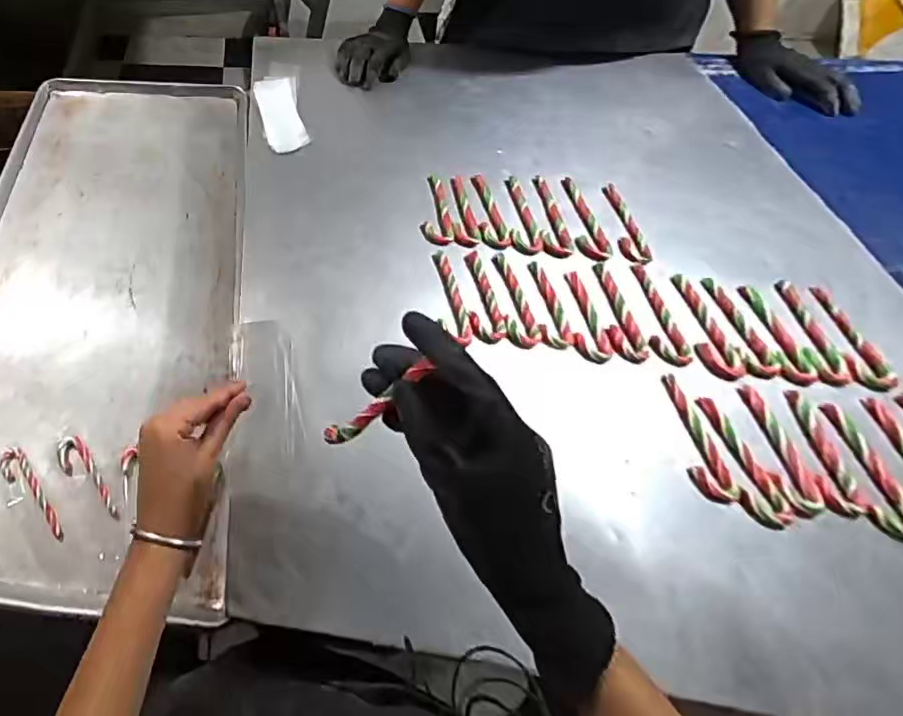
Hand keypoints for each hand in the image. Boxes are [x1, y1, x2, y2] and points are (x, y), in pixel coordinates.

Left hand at [135, 382, 250, 542]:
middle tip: (242, 394)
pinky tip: (210, 419)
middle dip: (215, 400)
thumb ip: (224, 423)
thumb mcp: (208, 457)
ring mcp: (149, 432)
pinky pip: (175, 423)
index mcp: (165, 424)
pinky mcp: (151, 442)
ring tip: (231, 403)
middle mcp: (153, 422)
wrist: (163, 533)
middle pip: (190, 405)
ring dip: (205, 410)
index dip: (224, 394)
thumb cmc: (188, 498)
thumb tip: (242, 398)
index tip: (244, 384)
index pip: (200, 403)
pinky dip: (193, 421)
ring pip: (183, 413)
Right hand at [333, 7, 413, 88]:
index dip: (369, 78)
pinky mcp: (348, 43)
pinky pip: (340, 55)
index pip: (373, 64)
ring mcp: (356, 42)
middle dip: (355, 76)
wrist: (388, 31)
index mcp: (382, 47)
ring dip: (345, 72)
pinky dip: (340, 65)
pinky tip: (342, 73)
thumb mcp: (402, 57)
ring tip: (348, 82)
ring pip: (346, 58)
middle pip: (357, 61)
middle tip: (356, 85)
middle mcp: (367, 43)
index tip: (367, 87)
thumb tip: (386, 78)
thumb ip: (395, 69)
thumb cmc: (394, 47)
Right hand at [362, 313, 613, 712]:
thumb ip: (422, 427)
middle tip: (375, 359)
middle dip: (413, 369)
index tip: (407, 321)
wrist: (530, 581)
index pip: (465, 372)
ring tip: (372, 385)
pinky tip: (394, 415)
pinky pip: (453, 427)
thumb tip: (400, 384)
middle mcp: (503, 424)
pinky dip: (424, 418)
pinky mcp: (487, 458)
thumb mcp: (448, 476)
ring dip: (413, 393)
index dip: (434, 343)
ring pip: (449, 405)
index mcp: (504, 425)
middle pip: (454, 385)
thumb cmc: (490, 531)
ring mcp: (496, 442)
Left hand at [731, 30, 860, 115]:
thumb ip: (774, 85)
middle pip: (840, 82)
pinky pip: (835, 76)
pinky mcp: (813, 66)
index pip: (823, 87)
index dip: (830, 100)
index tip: (833, 114)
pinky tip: (845, 94)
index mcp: (802, 71)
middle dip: (849, 97)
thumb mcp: (759, 74)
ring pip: (842, 78)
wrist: (759, 42)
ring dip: (850, 92)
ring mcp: (815, 66)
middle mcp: (814, 68)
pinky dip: (843, 86)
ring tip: (854, 107)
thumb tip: (788, 97)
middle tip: (853, 113)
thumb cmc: (757, 60)